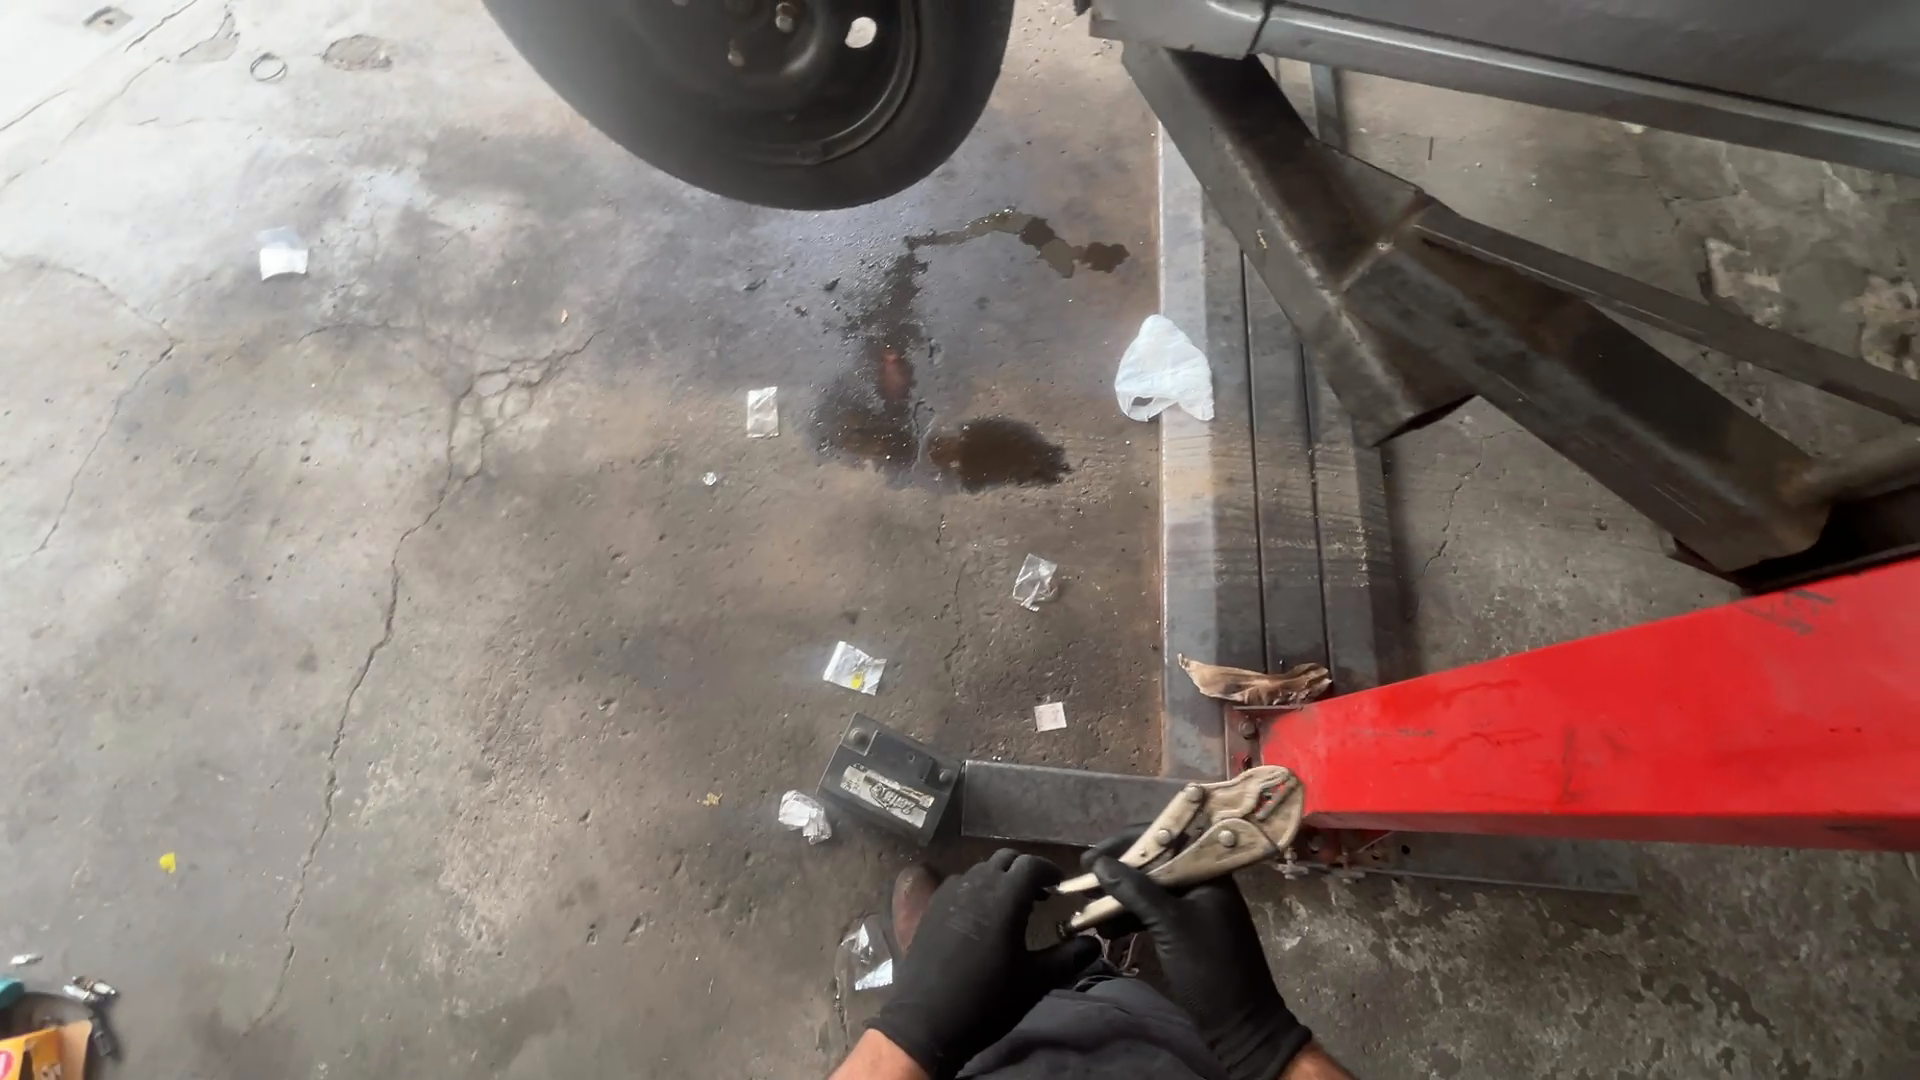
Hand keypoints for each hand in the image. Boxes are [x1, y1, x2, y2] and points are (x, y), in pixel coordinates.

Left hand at [868, 850, 1101, 1077]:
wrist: (928, 1019)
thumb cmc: (988, 1000)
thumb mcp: (1035, 982)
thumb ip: (1068, 957)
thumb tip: (1093, 943)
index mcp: (1006, 896)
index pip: (1032, 864)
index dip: (1049, 870)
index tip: (1058, 885)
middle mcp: (978, 883)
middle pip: (1006, 858)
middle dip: (1025, 870)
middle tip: (1038, 894)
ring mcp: (952, 891)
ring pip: (982, 868)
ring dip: (1000, 878)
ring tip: (1010, 905)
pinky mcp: (934, 904)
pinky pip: (961, 882)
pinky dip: (976, 888)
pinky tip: (979, 916)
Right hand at [1089, 854, 1312, 1079]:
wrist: (1242, 1027)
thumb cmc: (1210, 967)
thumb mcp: (1170, 924)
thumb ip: (1135, 889)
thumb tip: (1098, 863)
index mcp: (1208, 870)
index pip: (1164, 837)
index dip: (1125, 843)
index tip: (1093, 856)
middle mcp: (1200, 880)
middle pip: (1153, 862)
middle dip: (1118, 870)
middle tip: (1085, 877)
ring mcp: (1193, 906)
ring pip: (1149, 888)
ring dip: (1119, 895)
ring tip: (1088, 904)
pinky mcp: (1184, 929)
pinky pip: (1152, 911)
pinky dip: (1129, 915)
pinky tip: (1105, 926)